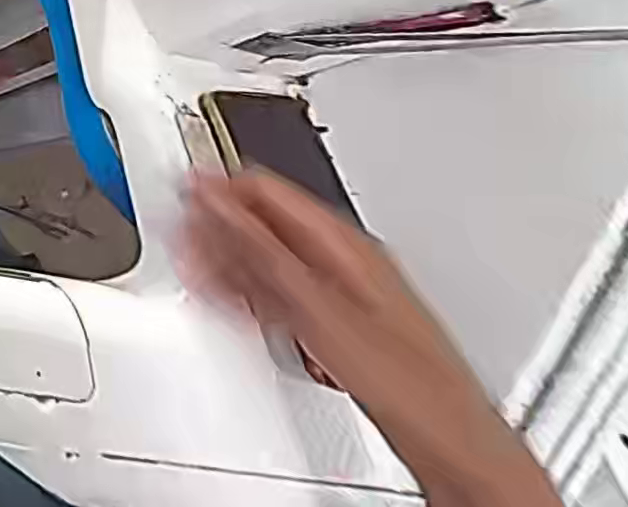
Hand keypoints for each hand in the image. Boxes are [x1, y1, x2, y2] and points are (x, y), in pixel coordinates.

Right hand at [181, 169, 562, 506]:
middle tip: (179, 229)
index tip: (183, 188)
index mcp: (339, 241)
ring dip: (222, 255)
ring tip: (191, 261)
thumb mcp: (313, 302)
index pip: (264, 188)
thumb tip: (213, 197)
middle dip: (214, 223)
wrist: (448, 442)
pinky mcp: (327, 315)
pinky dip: (241, 285)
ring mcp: (332, 286)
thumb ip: (256, 244)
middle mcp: (336, 256)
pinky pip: (271, 285)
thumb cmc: (404, 376)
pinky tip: (223, 293)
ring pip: (261, 253)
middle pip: (259, 219)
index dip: (218, 185)